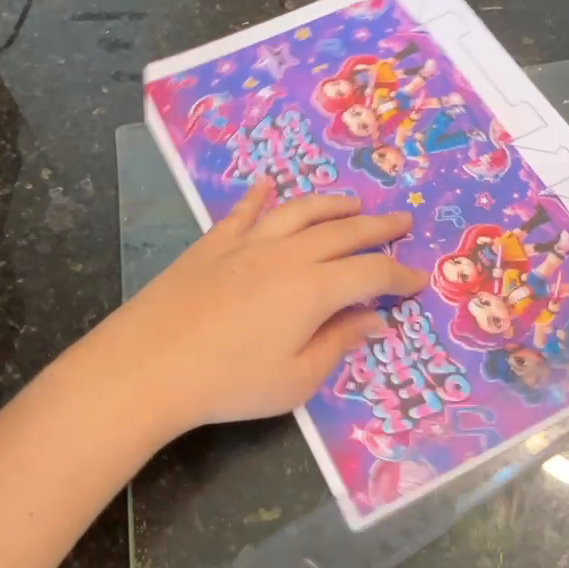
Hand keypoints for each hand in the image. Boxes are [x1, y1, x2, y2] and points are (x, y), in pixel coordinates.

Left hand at [66, 187, 425, 435]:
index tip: (418, 279)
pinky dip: (260, 196)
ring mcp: (248, 243)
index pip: (372, 273)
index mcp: (315, 289)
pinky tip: (268, 185)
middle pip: (344, 232)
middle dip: (379, 226)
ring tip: (352, 202)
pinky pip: (243, 211)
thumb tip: (374, 320)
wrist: (150, 364)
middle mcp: (288, 254)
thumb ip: (338, 343)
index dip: (400, 276)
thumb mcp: (297, 378)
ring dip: (332, 203)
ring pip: (300, 212)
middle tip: (403, 219)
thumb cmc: (230, 382)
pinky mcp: (212, 244)